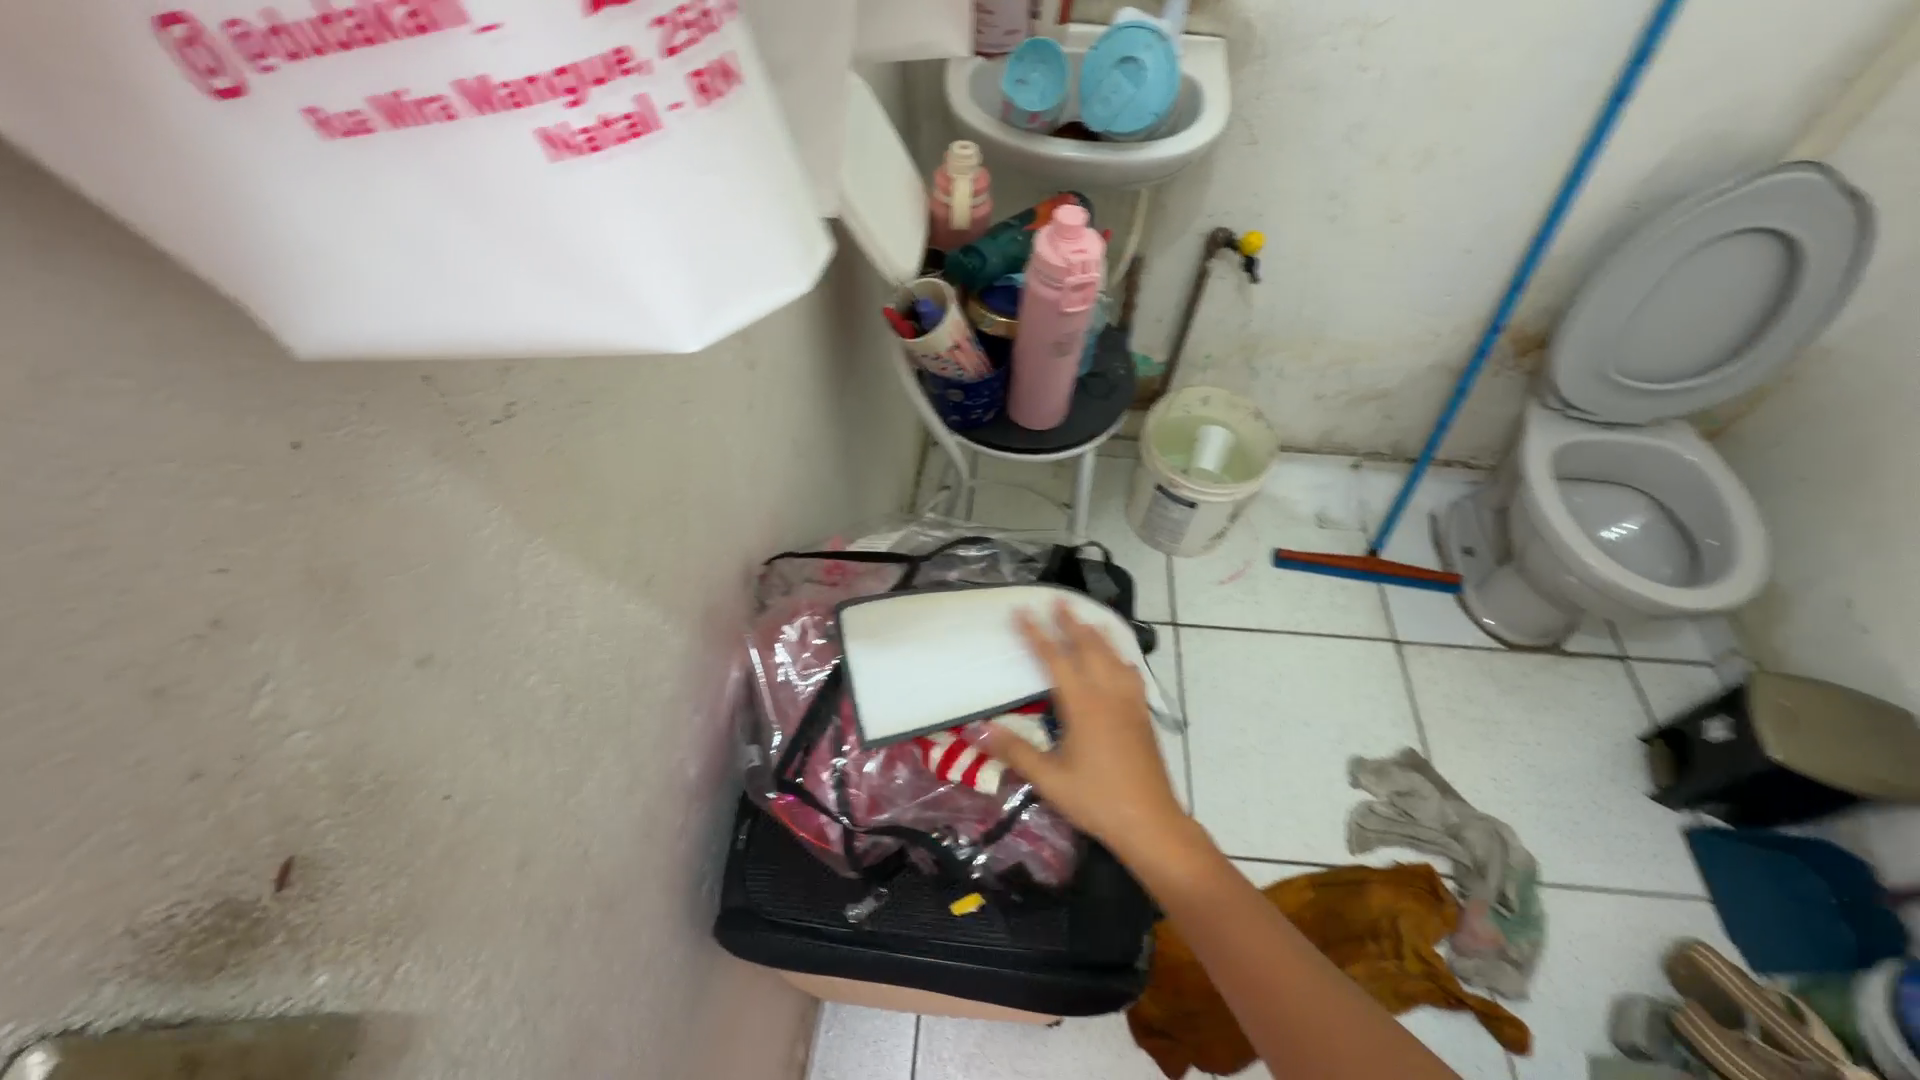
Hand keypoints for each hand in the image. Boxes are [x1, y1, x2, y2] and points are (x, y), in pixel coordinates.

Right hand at [983, 600, 1187, 850]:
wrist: (1150, 821)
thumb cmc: (1096, 800)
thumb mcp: (1049, 779)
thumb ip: (1015, 751)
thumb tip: (978, 729)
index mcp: (1083, 704)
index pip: (1054, 659)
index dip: (1036, 633)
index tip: (1022, 611)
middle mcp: (1108, 694)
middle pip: (1089, 646)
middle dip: (1071, 622)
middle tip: (1058, 600)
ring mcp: (1130, 702)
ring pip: (1114, 655)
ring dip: (1098, 633)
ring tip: (1087, 619)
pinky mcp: (1143, 715)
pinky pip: (1131, 672)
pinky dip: (1120, 655)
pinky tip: (1119, 660)